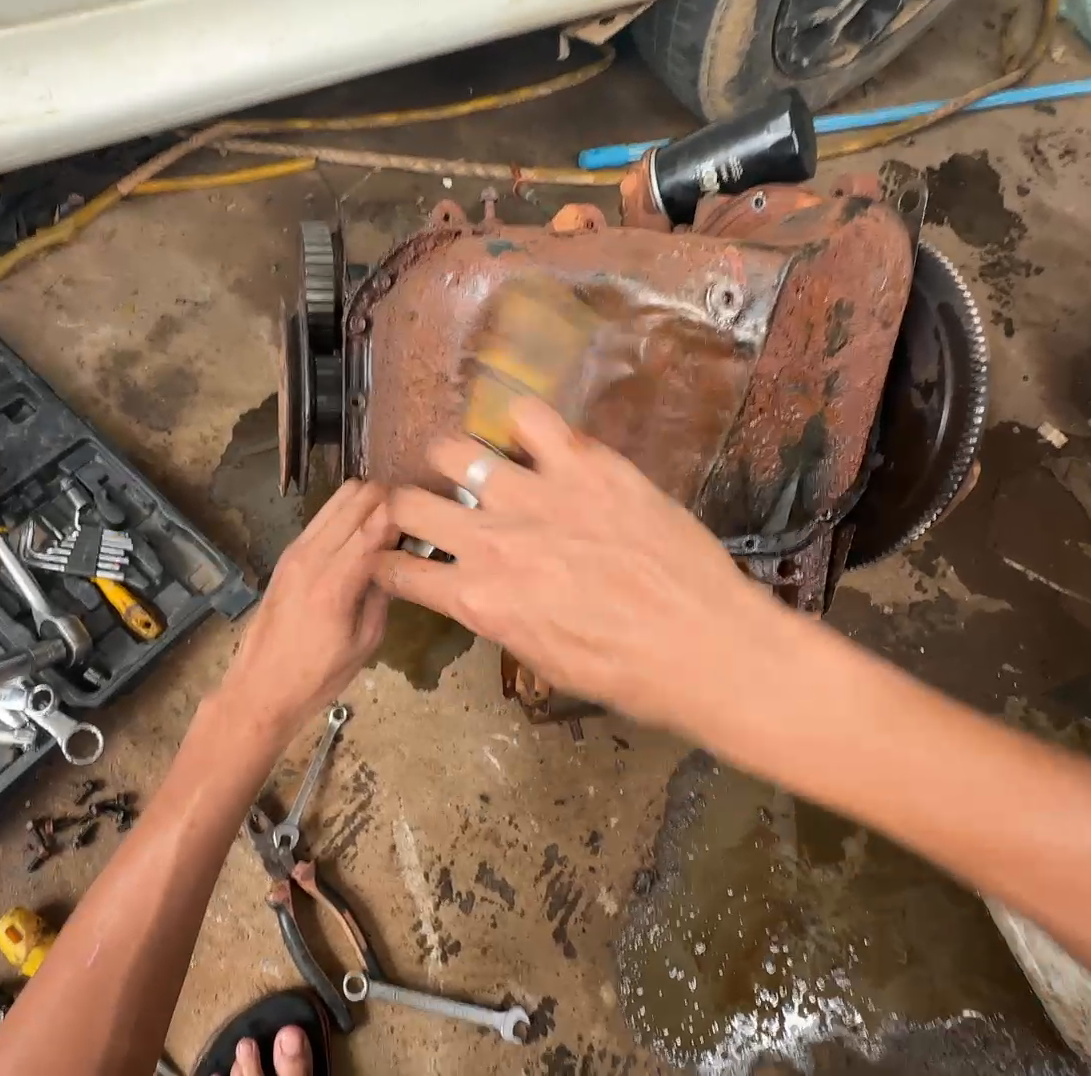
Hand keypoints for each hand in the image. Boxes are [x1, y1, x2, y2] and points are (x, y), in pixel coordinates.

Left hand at [212, 480, 394, 740]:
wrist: (260, 687)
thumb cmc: (318, 676)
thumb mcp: (365, 642)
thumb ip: (383, 594)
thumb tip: (398, 561)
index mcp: (335, 582)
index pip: (375, 523)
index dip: (404, 510)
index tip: (428, 510)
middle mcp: (312, 556)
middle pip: (355, 497)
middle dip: (386, 497)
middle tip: (411, 513)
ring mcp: (295, 551)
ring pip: (335, 499)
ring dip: (364, 501)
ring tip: (388, 519)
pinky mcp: (287, 555)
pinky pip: (322, 518)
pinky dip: (345, 514)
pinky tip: (361, 533)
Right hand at [375, 397, 779, 728]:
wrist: (705, 647)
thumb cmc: (626, 671)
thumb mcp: (541, 659)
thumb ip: (497, 615)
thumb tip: (481, 592)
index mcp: (478, 599)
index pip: (399, 571)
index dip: (385, 564)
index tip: (388, 557)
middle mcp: (491, 542)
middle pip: (408, 505)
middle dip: (402, 507)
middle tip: (421, 506)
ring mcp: (536, 496)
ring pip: (453, 452)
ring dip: (451, 462)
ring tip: (467, 465)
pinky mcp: (584, 465)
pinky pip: (532, 418)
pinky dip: (522, 424)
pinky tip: (530, 439)